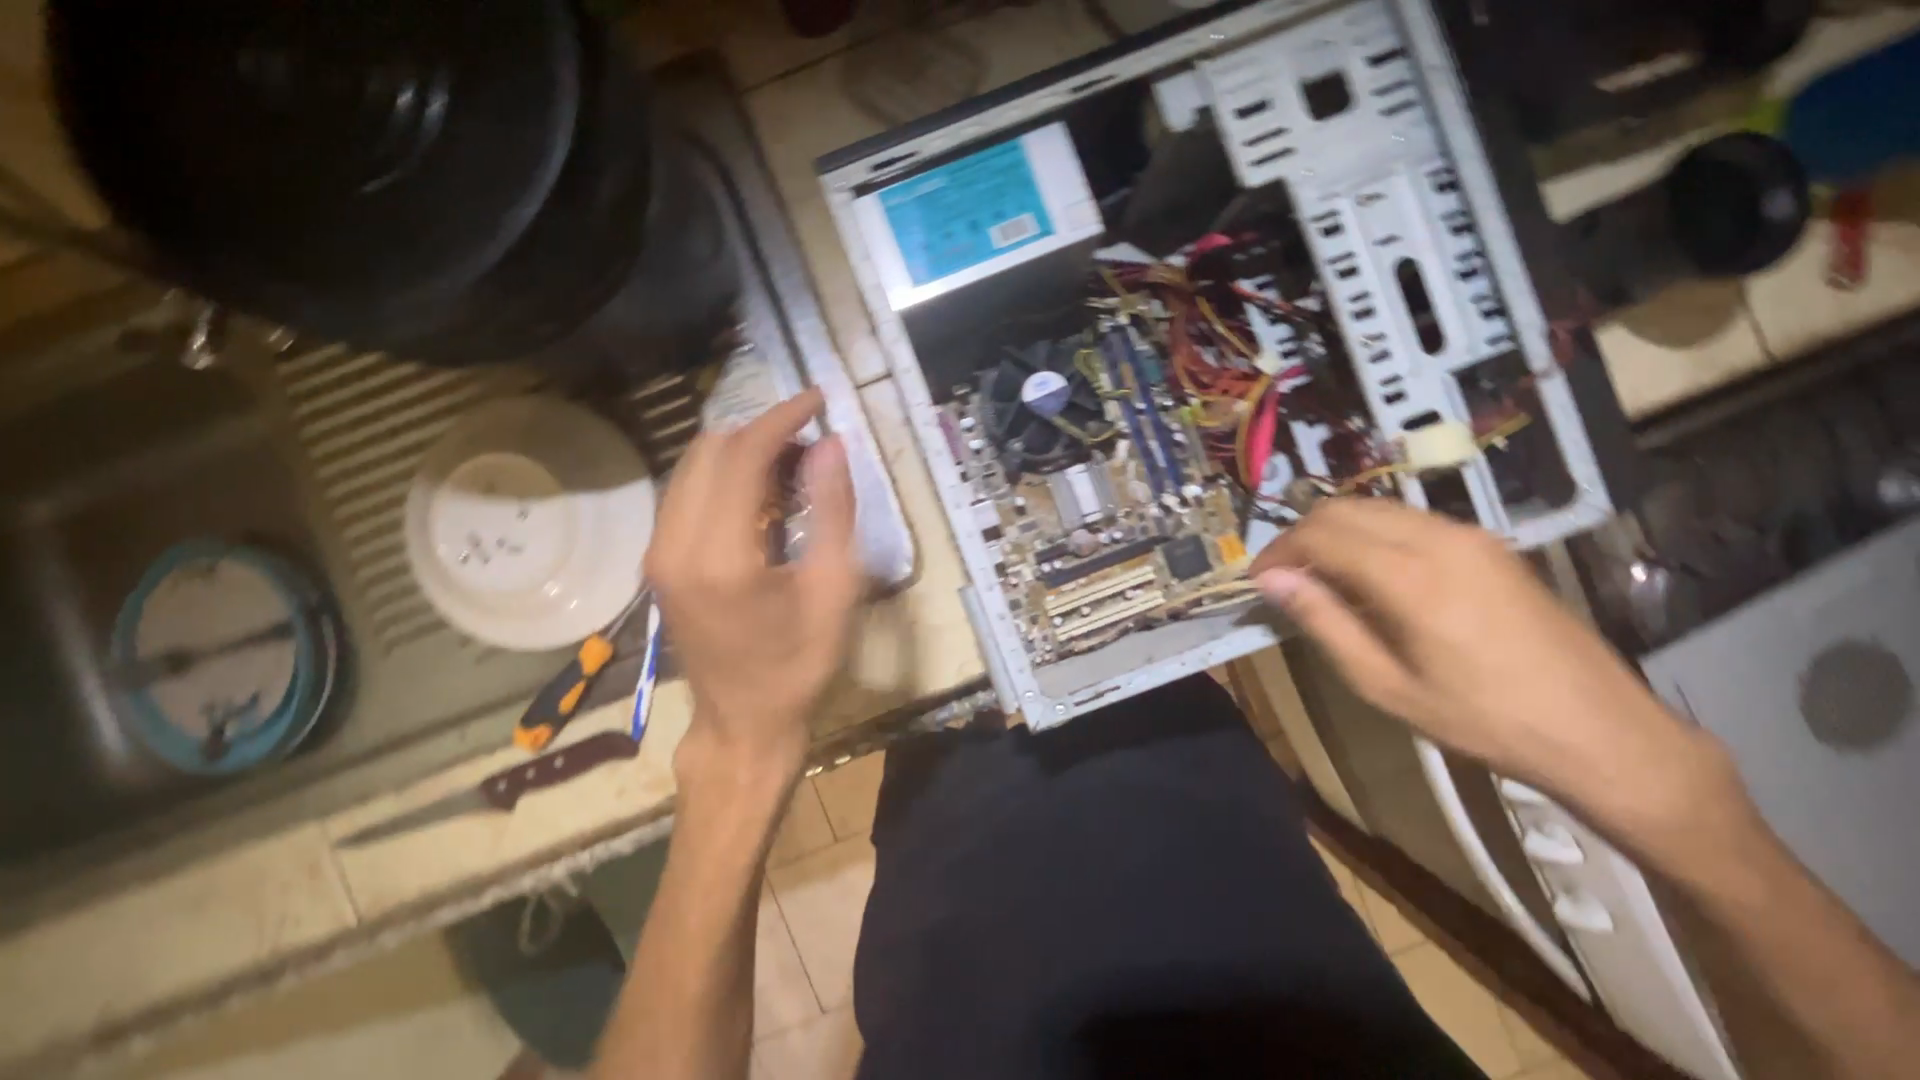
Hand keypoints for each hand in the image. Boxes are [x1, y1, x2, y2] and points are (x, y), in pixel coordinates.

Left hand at [645, 390, 861, 788]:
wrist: (744, 724)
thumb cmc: (799, 666)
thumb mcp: (836, 592)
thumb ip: (833, 512)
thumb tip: (832, 444)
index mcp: (720, 557)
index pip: (742, 456)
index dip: (783, 419)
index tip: (819, 400)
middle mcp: (674, 545)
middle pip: (710, 450)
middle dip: (762, 431)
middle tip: (813, 442)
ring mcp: (659, 553)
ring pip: (692, 466)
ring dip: (741, 452)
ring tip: (794, 466)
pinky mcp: (658, 561)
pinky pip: (686, 493)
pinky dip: (724, 478)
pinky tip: (763, 494)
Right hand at [1250, 499, 1719, 821]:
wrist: (1597, 728)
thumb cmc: (1482, 720)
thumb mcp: (1386, 685)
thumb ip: (1326, 624)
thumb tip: (1273, 582)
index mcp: (1408, 575)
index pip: (1320, 534)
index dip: (1278, 551)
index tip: (1256, 581)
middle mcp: (1438, 537)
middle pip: (1345, 508)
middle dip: (1302, 535)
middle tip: (1282, 579)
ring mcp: (1470, 535)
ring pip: (1378, 508)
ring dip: (1337, 532)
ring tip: (1321, 580)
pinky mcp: (1490, 545)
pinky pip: (1412, 521)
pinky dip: (1374, 536)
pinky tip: (1372, 579)